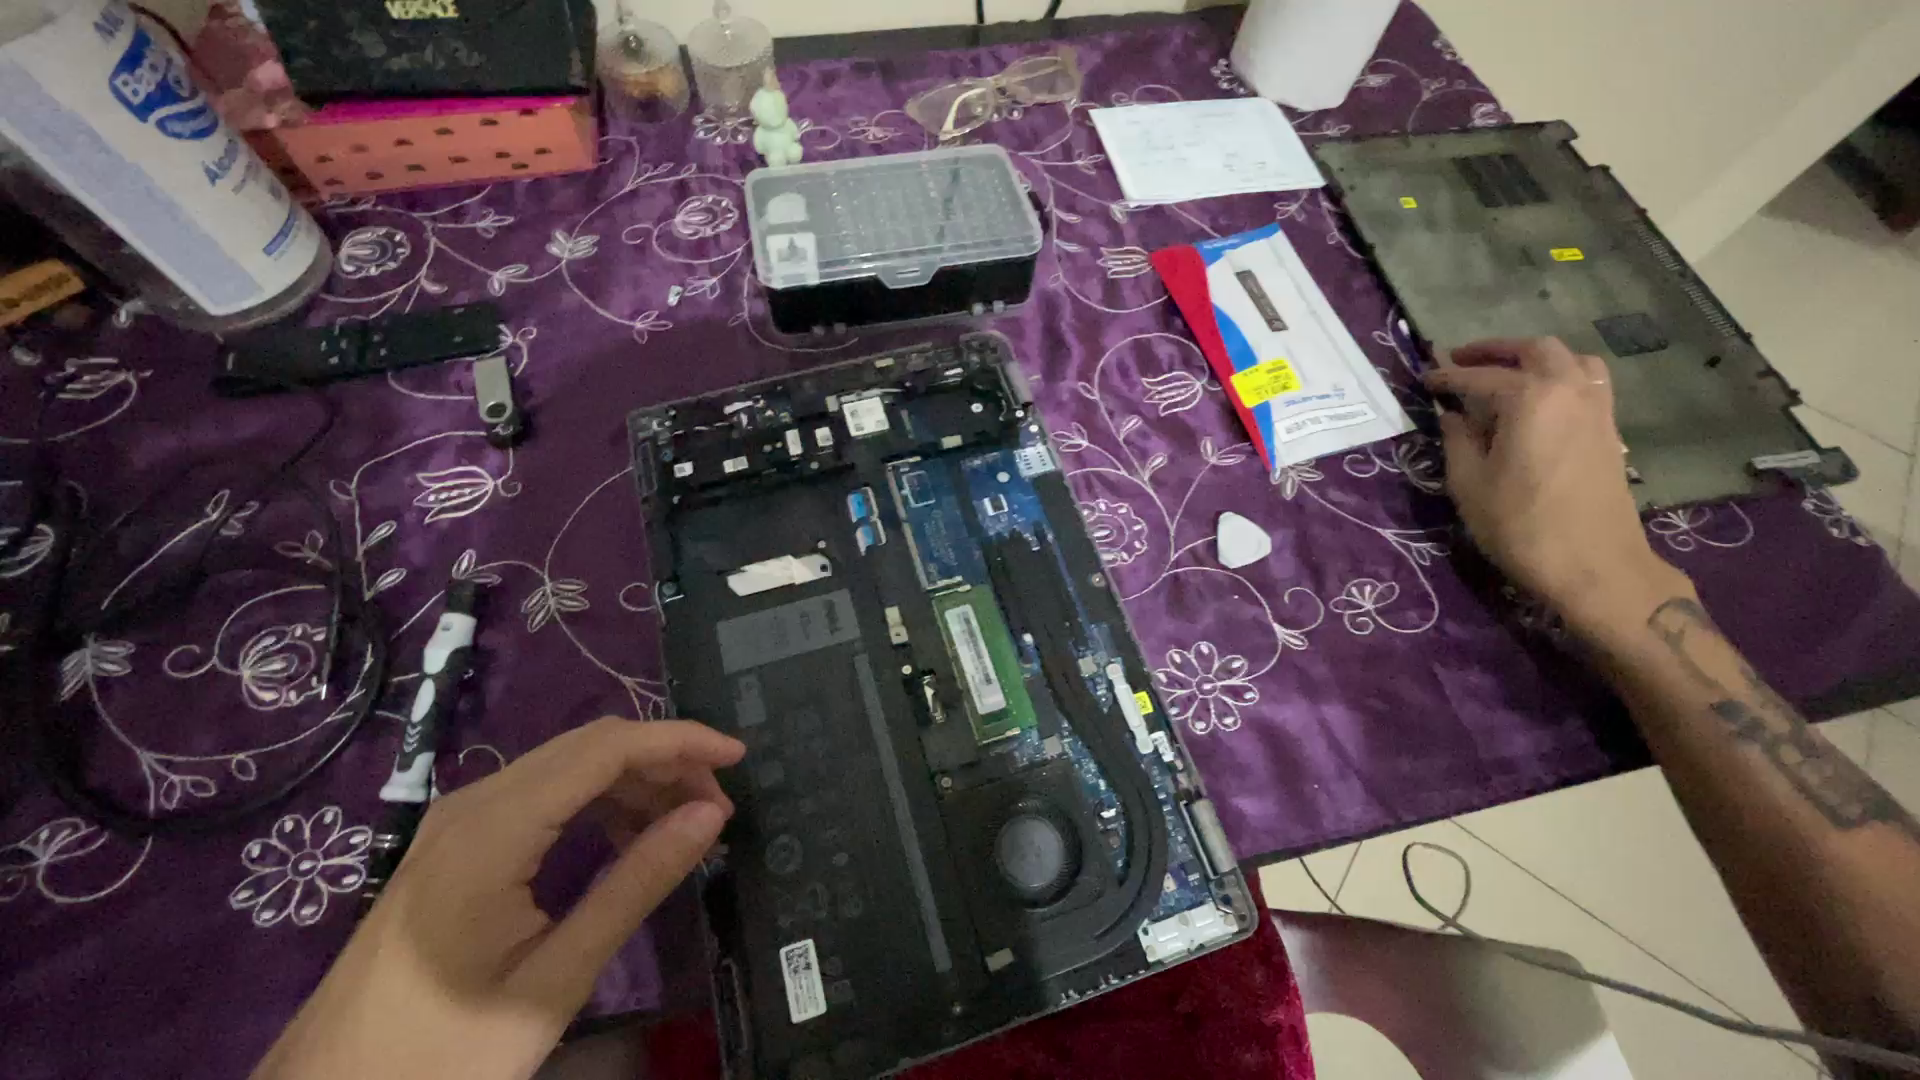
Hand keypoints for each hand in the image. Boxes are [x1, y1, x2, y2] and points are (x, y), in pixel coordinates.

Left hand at [252, 718, 745, 1079]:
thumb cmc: (442, 1055)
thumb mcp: (556, 977)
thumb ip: (637, 884)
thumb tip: (710, 815)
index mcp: (492, 830)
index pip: (604, 749)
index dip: (679, 741)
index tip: (738, 757)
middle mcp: (472, 805)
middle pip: (588, 747)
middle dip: (663, 761)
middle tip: (717, 808)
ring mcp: (458, 822)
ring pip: (567, 767)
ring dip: (633, 782)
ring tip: (684, 827)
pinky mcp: (456, 844)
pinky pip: (543, 796)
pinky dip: (597, 804)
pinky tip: (626, 840)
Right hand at [1424, 337, 1693, 634]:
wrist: (1593, 564)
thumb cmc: (1519, 525)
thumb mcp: (1469, 484)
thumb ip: (1458, 440)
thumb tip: (1452, 415)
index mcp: (1529, 399)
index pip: (1479, 377)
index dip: (1447, 378)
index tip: (1424, 380)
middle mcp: (1569, 390)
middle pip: (1535, 351)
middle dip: (1495, 352)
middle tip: (1461, 362)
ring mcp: (1596, 408)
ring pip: (1570, 360)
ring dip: (1534, 359)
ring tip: (1504, 374)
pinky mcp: (1608, 429)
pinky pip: (1587, 382)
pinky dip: (1560, 377)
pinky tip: (1537, 400)